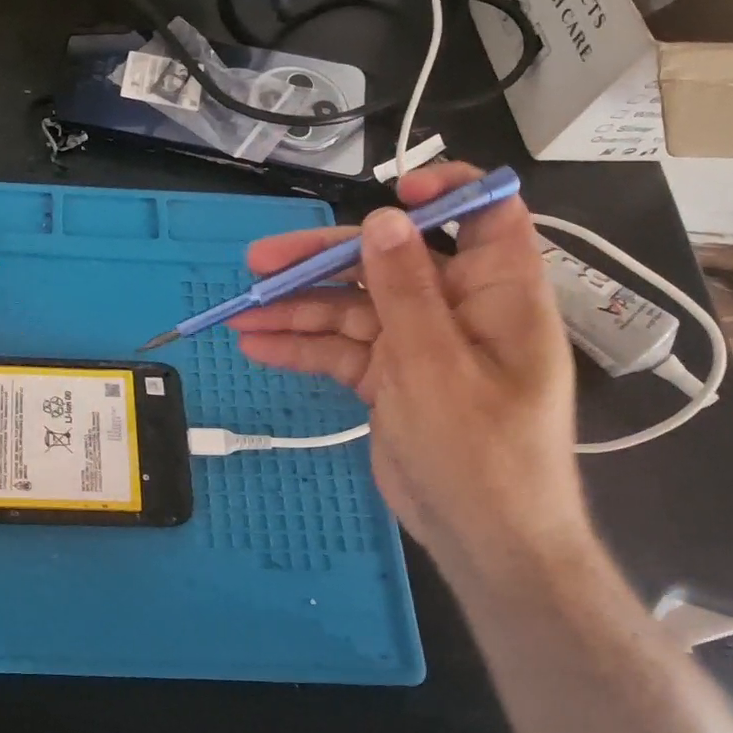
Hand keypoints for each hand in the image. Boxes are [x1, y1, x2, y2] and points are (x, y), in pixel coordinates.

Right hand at [231, 164, 589, 577]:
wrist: (483, 541)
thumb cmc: (480, 451)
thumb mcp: (437, 365)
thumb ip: (406, 289)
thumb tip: (382, 219)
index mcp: (494, 294)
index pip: (484, 217)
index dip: (443, 192)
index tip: (389, 191)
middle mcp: (455, 309)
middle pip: (384, 263)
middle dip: (320, 262)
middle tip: (257, 263)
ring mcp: (418, 345)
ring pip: (351, 308)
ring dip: (296, 309)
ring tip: (239, 314)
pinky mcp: (390, 378)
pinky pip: (340, 350)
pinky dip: (301, 347)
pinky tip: (256, 346)